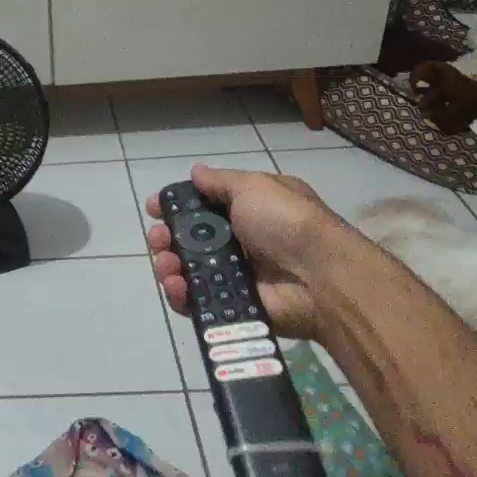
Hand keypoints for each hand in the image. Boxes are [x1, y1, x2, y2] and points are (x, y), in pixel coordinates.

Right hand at [145, 164, 337, 338]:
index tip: (154, 208)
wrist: (321, 277)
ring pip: (187, 270)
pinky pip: (197, 301)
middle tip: (159, 239)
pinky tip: (176, 286)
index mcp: (245, 210)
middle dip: (165, 237)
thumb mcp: (255, 187)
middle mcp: (238, 242)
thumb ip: (220, 182)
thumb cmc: (287, 223)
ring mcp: (234, 276)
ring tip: (166, 264)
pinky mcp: (232, 306)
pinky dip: (180, 294)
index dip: (175, 205)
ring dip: (168, 265)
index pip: (200, 206)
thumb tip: (195, 171)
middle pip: (188, 240)